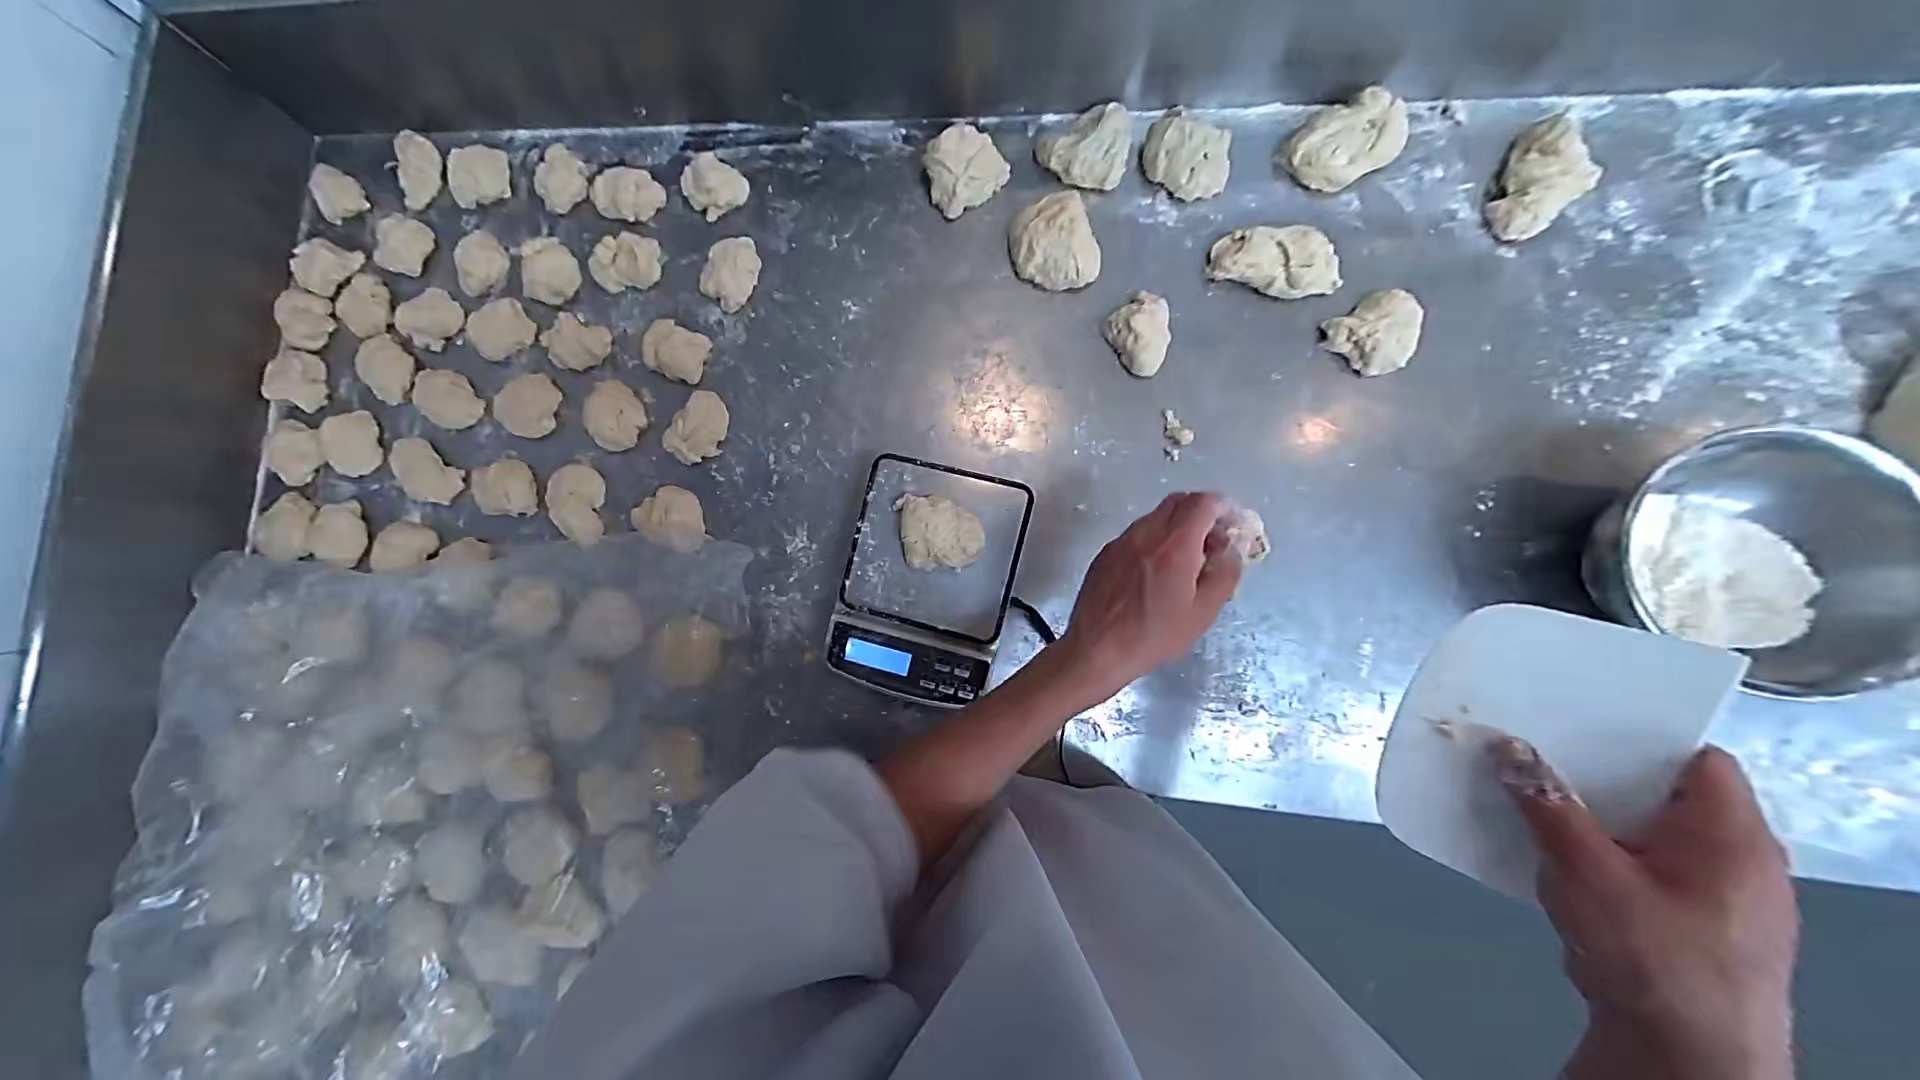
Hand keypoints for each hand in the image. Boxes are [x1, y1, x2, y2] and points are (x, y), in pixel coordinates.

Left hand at [1056, 492, 1243, 700]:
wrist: (1096, 649)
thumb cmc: (1153, 636)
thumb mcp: (1202, 612)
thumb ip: (1224, 573)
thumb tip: (1231, 548)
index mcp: (1173, 546)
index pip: (1202, 503)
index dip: (1223, 507)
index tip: (1232, 525)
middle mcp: (1144, 535)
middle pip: (1176, 502)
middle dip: (1200, 513)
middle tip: (1212, 542)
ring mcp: (1120, 542)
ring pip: (1154, 517)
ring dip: (1175, 527)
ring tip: (1184, 562)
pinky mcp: (1104, 554)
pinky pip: (1135, 535)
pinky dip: (1153, 540)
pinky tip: (1155, 572)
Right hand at [1492, 739, 1798, 1079]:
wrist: (1684, 1056)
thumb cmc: (1649, 954)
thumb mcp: (1584, 870)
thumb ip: (1545, 803)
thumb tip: (1507, 744)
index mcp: (1732, 837)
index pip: (1700, 759)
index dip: (1640, 733)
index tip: (1576, 720)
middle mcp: (1739, 860)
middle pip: (1667, 790)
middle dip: (1600, 770)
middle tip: (1540, 749)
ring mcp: (1720, 894)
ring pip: (1650, 827)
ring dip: (1596, 811)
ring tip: (1537, 792)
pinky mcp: (1693, 919)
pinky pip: (1643, 860)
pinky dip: (1603, 845)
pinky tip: (1558, 849)